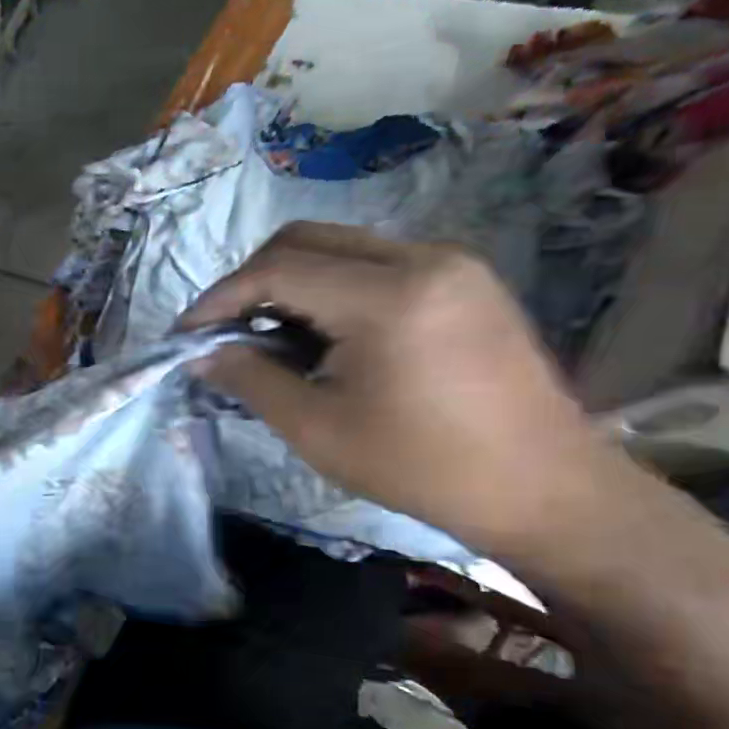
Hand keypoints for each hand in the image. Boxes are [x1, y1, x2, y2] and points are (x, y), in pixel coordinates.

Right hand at [181, 222, 626, 560]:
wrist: (541, 488)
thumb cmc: (420, 467)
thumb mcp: (317, 429)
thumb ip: (250, 380)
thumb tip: (200, 355)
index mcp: (388, 296)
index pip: (277, 269)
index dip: (220, 298)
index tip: (187, 335)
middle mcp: (422, 257)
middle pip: (305, 240)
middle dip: (250, 282)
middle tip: (224, 332)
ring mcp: (450, 262)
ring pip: (340, 247)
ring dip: (291, 283)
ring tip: (269, 338)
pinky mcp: (464, 278)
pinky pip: (375, 263)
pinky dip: (332, 289)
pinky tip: (322, 336)